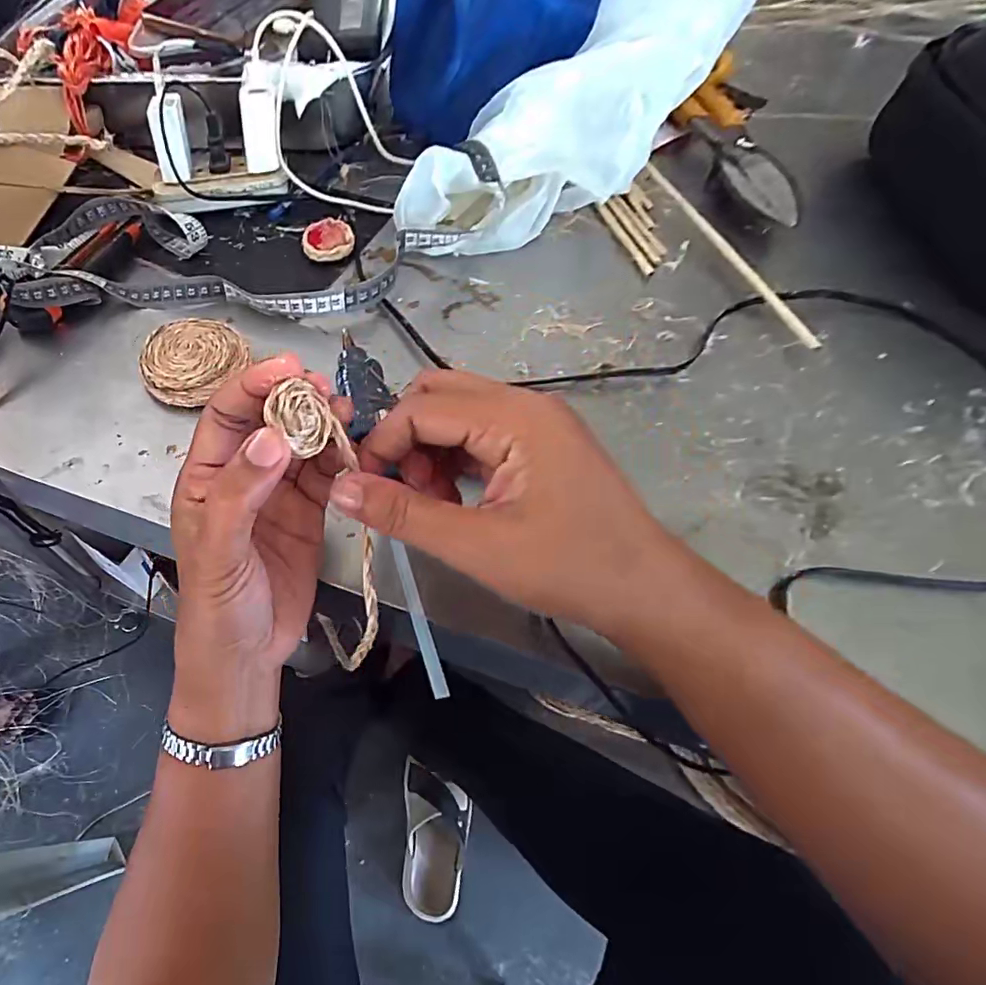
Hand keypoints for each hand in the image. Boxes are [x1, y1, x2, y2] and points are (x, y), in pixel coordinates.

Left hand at [170, 354, 348, 736]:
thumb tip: (271, 437)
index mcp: (205, 479)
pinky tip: (353, 448)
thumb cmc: (217, 606)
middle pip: (268, 424)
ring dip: (320, 427)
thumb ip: (239, 493)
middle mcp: (241, 478)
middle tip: (324, 389)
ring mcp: (276, 496)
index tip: (288, 370)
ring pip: (300, 447)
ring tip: (344, 412)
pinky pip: (324, 477)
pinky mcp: (307, 515)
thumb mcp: (218, 549)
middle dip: (293, 402)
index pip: (226, 417)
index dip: (253, 387)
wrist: (247, 656)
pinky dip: (339, 460)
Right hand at [329, 369, 682, 635]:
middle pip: (437, 394)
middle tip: (403, 490)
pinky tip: (454, 500)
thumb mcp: (475, 546)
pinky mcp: (539, 443)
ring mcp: (536, 422)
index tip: (365, 489)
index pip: (421, 407)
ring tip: (432, 502)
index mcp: (516, 417)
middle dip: (405, 438)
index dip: (382, 444)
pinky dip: (452, 458)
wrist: (644, 590)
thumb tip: (341, 487)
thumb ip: (403, 513)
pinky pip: (478, 432)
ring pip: (456, 411)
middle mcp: (525, 404)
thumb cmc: (566, 568)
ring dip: (428, 449)